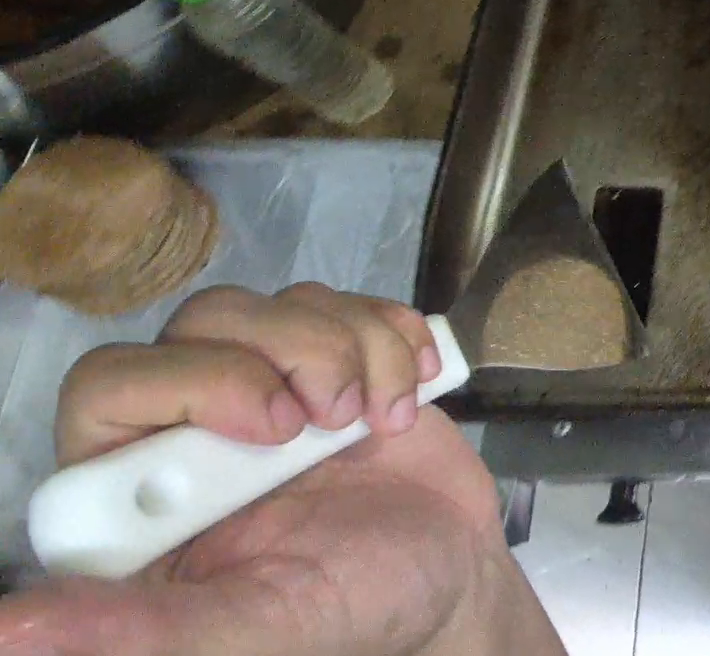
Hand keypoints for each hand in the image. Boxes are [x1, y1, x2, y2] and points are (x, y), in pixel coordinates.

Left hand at [0, 283, 564, 655]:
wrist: (451, 574)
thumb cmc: (349, 612)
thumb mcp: (250, 633)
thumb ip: (139, 634)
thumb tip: (3, 630)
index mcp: (143, 490)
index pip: (114, 383)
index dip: (201, 382)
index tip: (281, 432)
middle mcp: (200, 424)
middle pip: (210, 319)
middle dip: (302, 354)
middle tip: (342, 421)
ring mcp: (285, 382)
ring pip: (293, 302)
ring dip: (365, 349)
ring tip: (393, 418)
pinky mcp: (356, 360)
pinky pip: (363, 305)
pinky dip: (404, 335)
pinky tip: (422, 382)